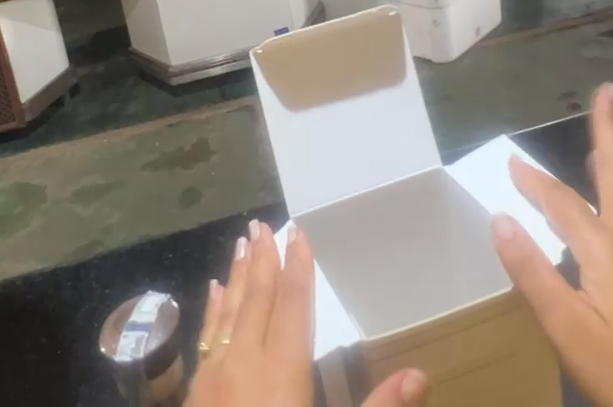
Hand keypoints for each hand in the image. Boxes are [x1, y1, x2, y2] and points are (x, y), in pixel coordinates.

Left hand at [187, 219, 428, 406]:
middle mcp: (242, 365)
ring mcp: (211, 380)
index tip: (298, 231)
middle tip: (263, 223)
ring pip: (227, 313)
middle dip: (262, 261)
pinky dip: (211, 310)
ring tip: (241, 243)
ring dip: (237, 276)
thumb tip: (421, 374)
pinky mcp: (192, 398)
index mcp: (281, 374)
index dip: (298, 268)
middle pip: (257, 300)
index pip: (293, 307)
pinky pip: (204, 338)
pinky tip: (210, 292)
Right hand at [491, 83, 612, 406]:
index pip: (561, 202)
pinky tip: (607, 219)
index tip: (510, 159)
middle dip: (608, 132)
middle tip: (607, 92)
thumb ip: (534, 274)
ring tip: (602, 144)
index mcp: (606, 251)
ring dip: (611, 164)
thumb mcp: (570, 330)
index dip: (533, 180)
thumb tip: (500, 217)